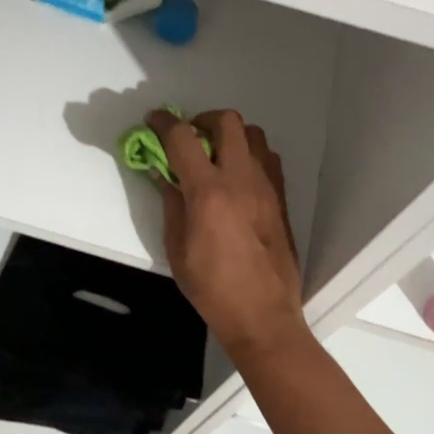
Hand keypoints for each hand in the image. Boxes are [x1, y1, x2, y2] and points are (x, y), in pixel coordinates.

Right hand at [148, 109, 307, 359]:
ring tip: (214, 156)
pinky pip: (266, 158)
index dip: (163, 123)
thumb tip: (163, 174)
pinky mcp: (280, 198)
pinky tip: (236, 177)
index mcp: (208, 192)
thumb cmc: (211, 287)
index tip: (153, 121)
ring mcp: (265, 186)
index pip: (182, 138)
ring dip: (230, 135)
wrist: (262, 314)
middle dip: (202, 120)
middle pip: (226, 121)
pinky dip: (248, 154)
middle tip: (188, 138)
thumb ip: (171, 203)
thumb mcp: (176, 248)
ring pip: (252, 134)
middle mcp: (240, 179)